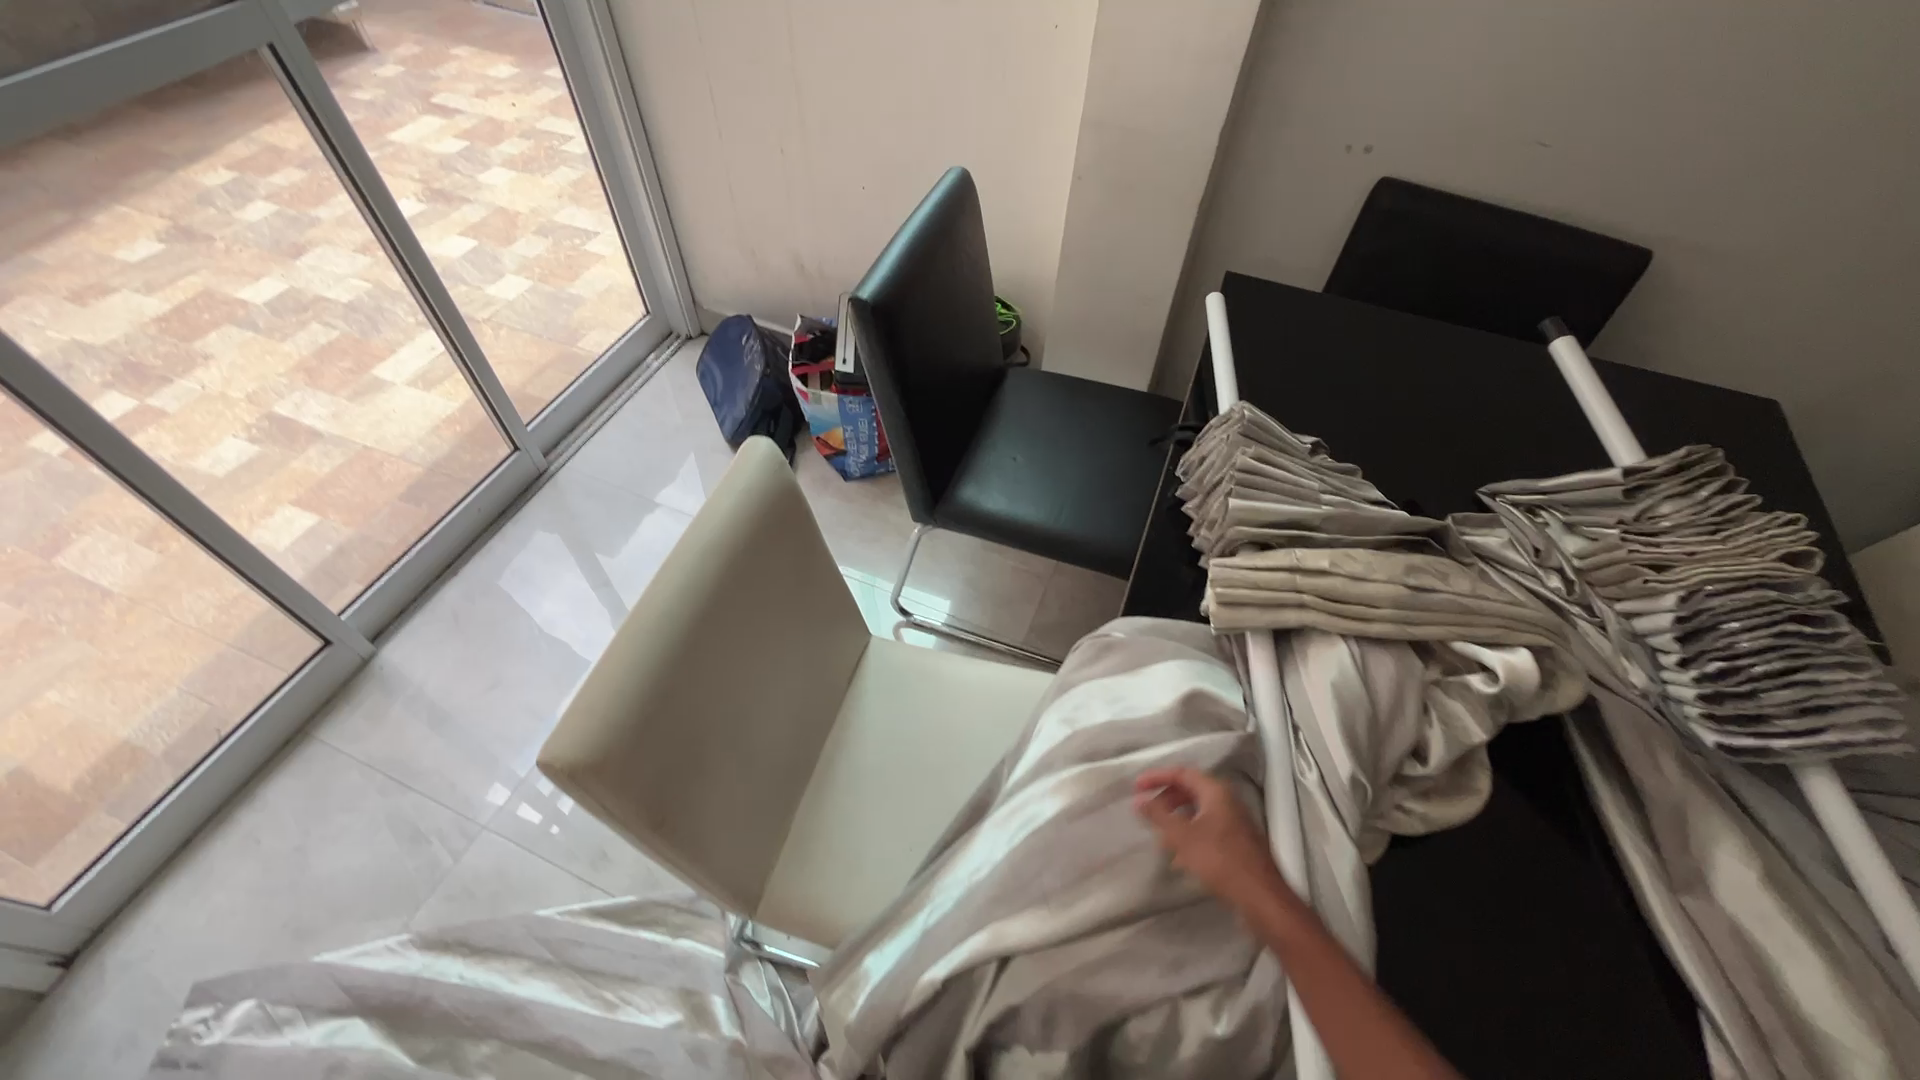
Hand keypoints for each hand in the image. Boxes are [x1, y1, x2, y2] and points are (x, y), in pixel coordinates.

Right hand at [1134, 766, 1288, 910]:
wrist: (1261, 898)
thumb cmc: (1220, 861)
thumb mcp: (1182, 837)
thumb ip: (1158, 815)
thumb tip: (1139, 799)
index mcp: (1217, 793)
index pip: (1182, 773)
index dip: (1157, 777)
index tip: (1137, 788)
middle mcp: (1229, 802)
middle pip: (1192, 790)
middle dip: (1167, 799)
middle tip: (1148, 811)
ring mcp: (1236, 823)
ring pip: (1200, 811)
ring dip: (1178, 819)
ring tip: (1161, 835)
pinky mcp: (1239, 843)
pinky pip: (1208, 829)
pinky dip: (1190, 834)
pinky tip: (1181, 857)